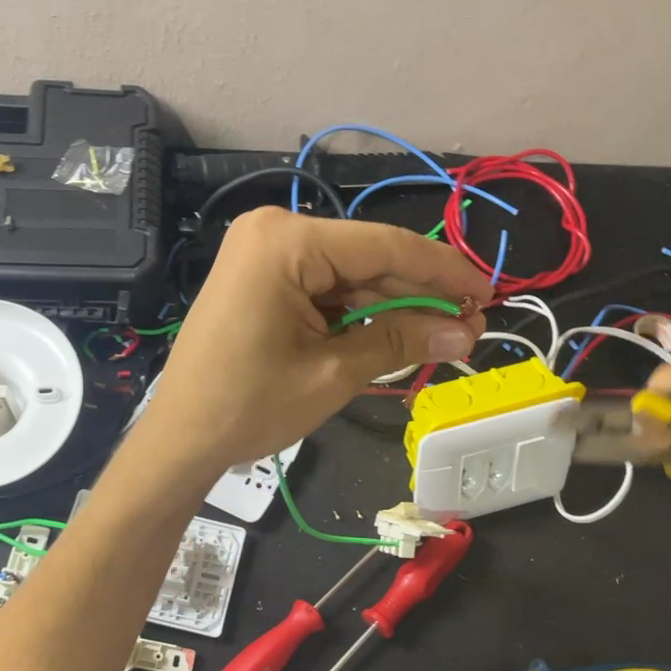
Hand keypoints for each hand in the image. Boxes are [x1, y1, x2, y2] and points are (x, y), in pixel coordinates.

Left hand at [139, 207, 493, 475]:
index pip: (385, 247)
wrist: (181, 438)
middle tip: (469, 326)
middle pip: (367, 259)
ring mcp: (262, 255)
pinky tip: (393, 335)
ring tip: (440, 337)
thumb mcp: (332, 374)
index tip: (489, 294)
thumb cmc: (249, 407)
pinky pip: (321, 289)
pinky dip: (356, 314)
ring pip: (347, 276)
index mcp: (286, 242)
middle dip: (418, 295)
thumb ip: (400, 342)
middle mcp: (273, 232)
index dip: (443, 271)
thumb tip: (467, 331)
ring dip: (391, 307)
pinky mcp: (258, 280)